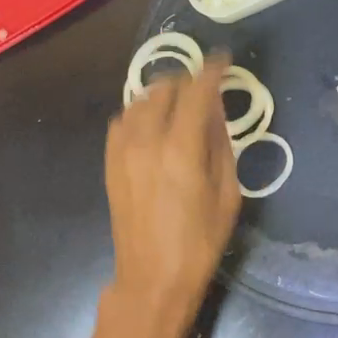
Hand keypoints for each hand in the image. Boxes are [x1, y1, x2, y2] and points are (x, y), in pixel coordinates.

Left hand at [103, 57, 241, 337]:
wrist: (153, 277)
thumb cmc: (200, 242)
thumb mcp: (227, 194)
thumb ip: (220, 144)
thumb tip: (215, 109)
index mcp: (181, 148)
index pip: (196, 90)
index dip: (212, 70)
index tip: (223, 60)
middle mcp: (147, 140)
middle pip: (164, 88)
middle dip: (186, 81)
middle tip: (203, 88)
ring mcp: (122, 151)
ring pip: (139, 100)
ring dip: (160, 95)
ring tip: (178, 105)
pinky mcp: (110, 164)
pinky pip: (120, 122)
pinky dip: (138, 115)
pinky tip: (151, 127)